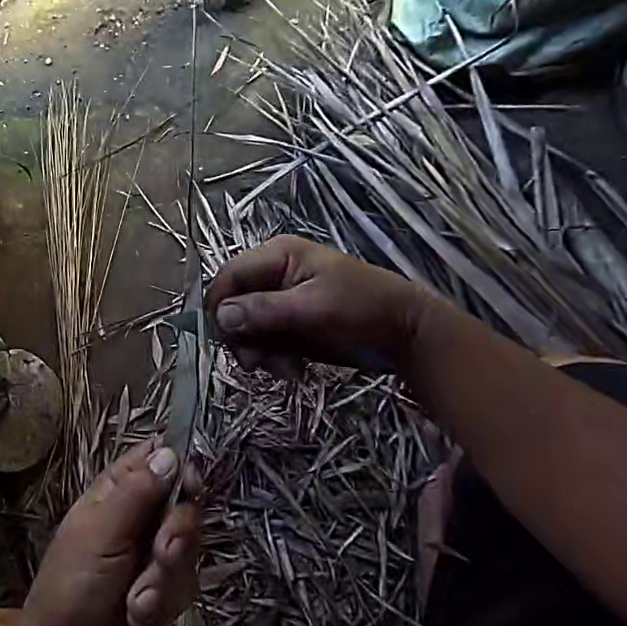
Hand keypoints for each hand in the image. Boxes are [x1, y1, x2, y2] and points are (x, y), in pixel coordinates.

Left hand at [12, 440, 201, 625]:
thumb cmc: (70, 590)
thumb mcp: (98, 535)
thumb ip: (136, 494)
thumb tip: (170, 453)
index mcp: (115, 491)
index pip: (156, 459)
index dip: (179, 467)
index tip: (191, 486)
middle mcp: (139, 516)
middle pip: (183, 504)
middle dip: (176, 534)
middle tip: (160, 553)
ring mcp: (154, 552)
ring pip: (189, 547)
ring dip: (165, 579)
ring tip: (137, 600)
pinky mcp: (165, 587)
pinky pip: (186, 584)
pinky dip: (164, 603)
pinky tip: (139, 617)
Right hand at [205, 235, 438, 376]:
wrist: (406, 332)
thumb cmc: (364, 307)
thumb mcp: (314, 306)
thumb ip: (265, 310)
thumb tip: (221, 317)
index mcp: (278, 255)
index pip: (229, 275)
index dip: (220, 305)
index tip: (225, 337)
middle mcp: (274, 276)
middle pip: (233, 305)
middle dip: (242, 336)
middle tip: (256, 362)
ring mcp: (281, 303)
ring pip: (246, 329)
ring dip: (259, 352)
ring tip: (285, 369)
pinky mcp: (290, 326)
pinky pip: (265, 343)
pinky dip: (273, 359)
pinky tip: (293, 370)